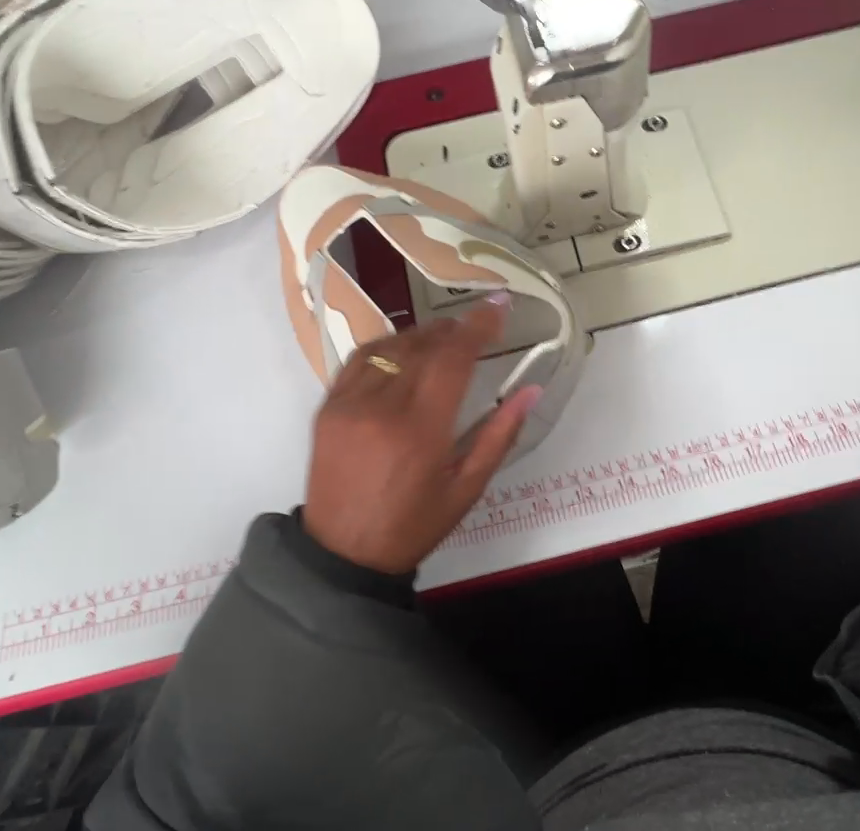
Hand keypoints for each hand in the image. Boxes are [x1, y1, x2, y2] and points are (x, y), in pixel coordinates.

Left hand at [303, 294, 542, 573]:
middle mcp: (383, 408)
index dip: (478, 327)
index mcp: (423, 431)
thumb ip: (500, 435)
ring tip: (443, 337)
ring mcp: (349, 404)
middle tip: (476, 325)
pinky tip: (404, 351)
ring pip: (391, 347)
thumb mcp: (467, 488)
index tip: (498, 306)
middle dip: (454, 328)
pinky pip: (359, 359)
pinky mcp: (327, 407)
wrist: (343, 553)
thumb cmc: (414, 524)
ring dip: (422, 335)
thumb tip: (531, 389)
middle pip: (424, 346)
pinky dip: (386, 347)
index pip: (454, 359)